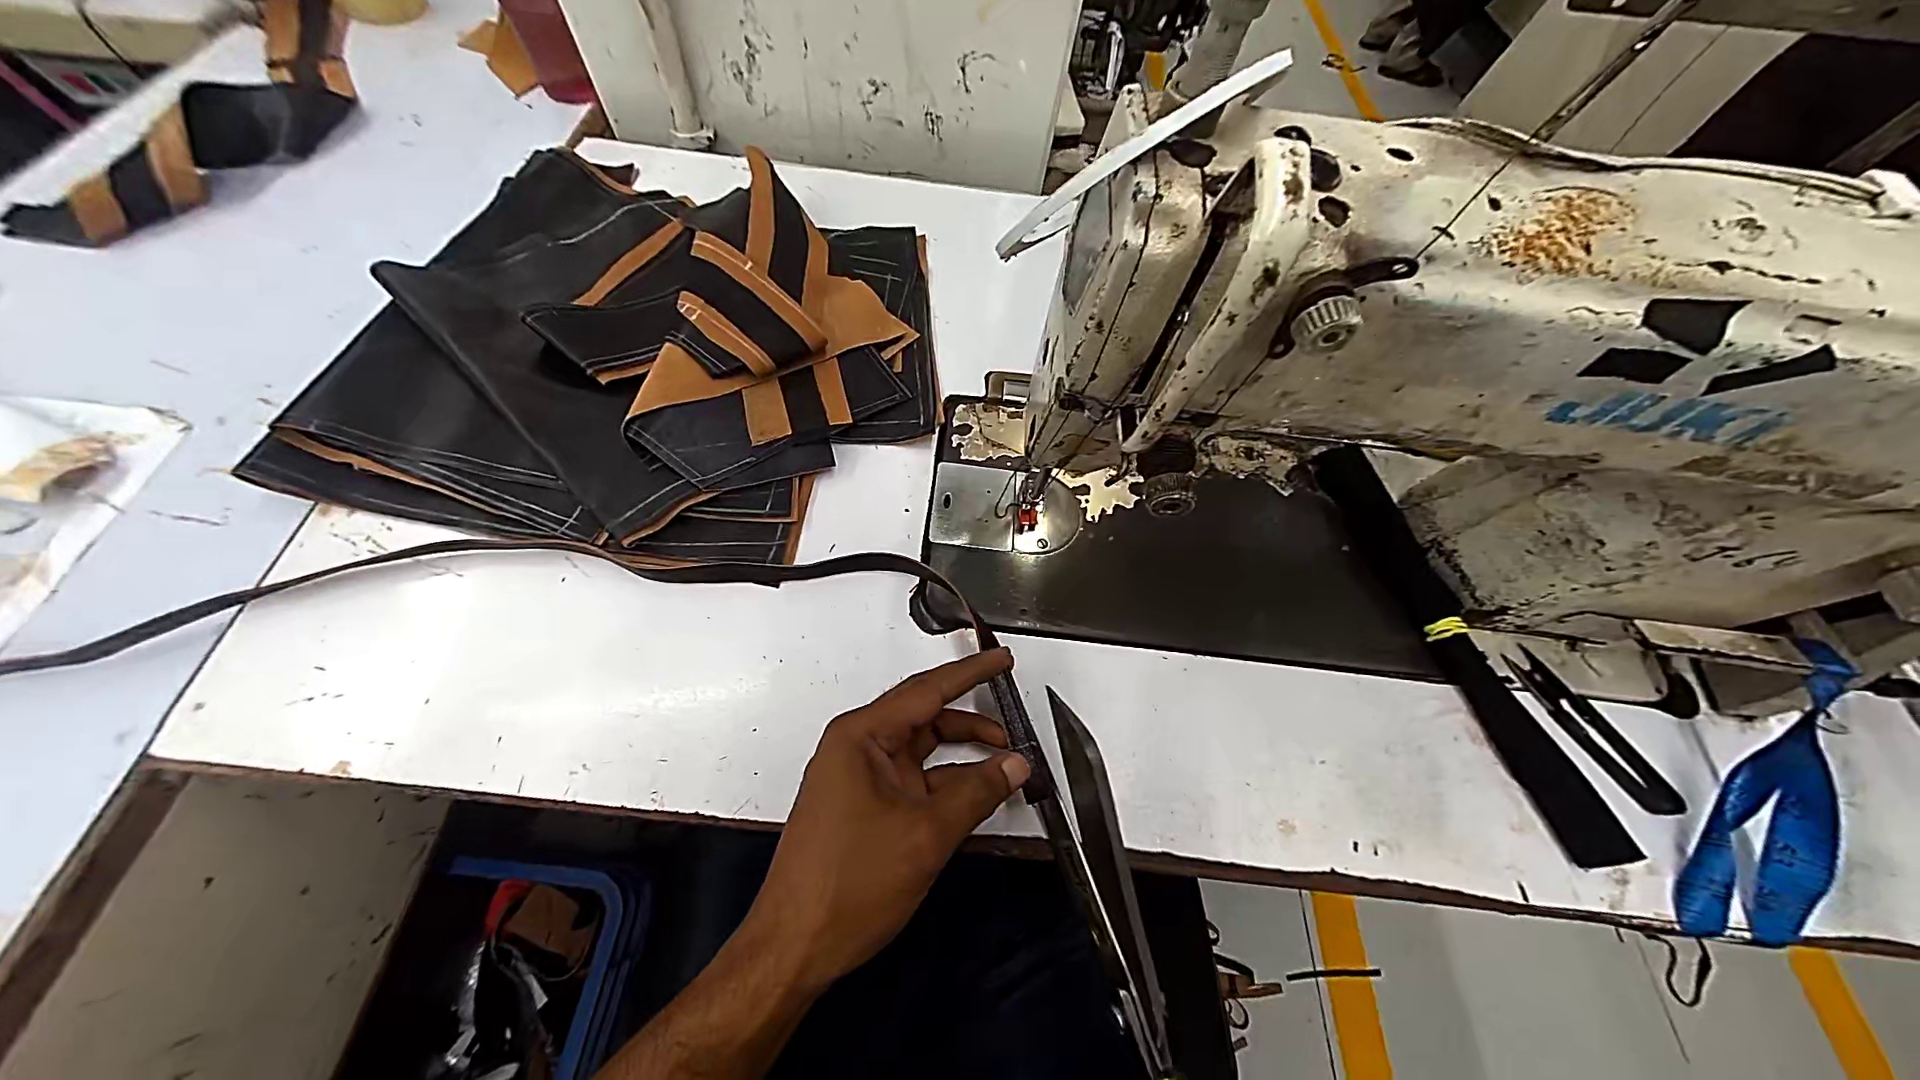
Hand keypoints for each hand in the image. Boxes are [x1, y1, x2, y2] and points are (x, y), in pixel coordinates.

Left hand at [746, 648, 1031, 989]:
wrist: (797, 945)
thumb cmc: (840, 888)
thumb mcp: (925, 834)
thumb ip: (977, 792)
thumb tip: (1012, 766)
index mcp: (860, 737)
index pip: (926, 690)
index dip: (970, 673)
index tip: (997, 660)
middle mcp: (857, 749)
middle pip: (925, 717)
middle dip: (971, 719)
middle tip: (1009, 710)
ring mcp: (861, 777)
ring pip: (923, 750)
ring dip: (964, 755)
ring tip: (1005, 761)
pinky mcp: (867, 804)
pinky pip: (916, 779)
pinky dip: (948, 783)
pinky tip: (977, 793)